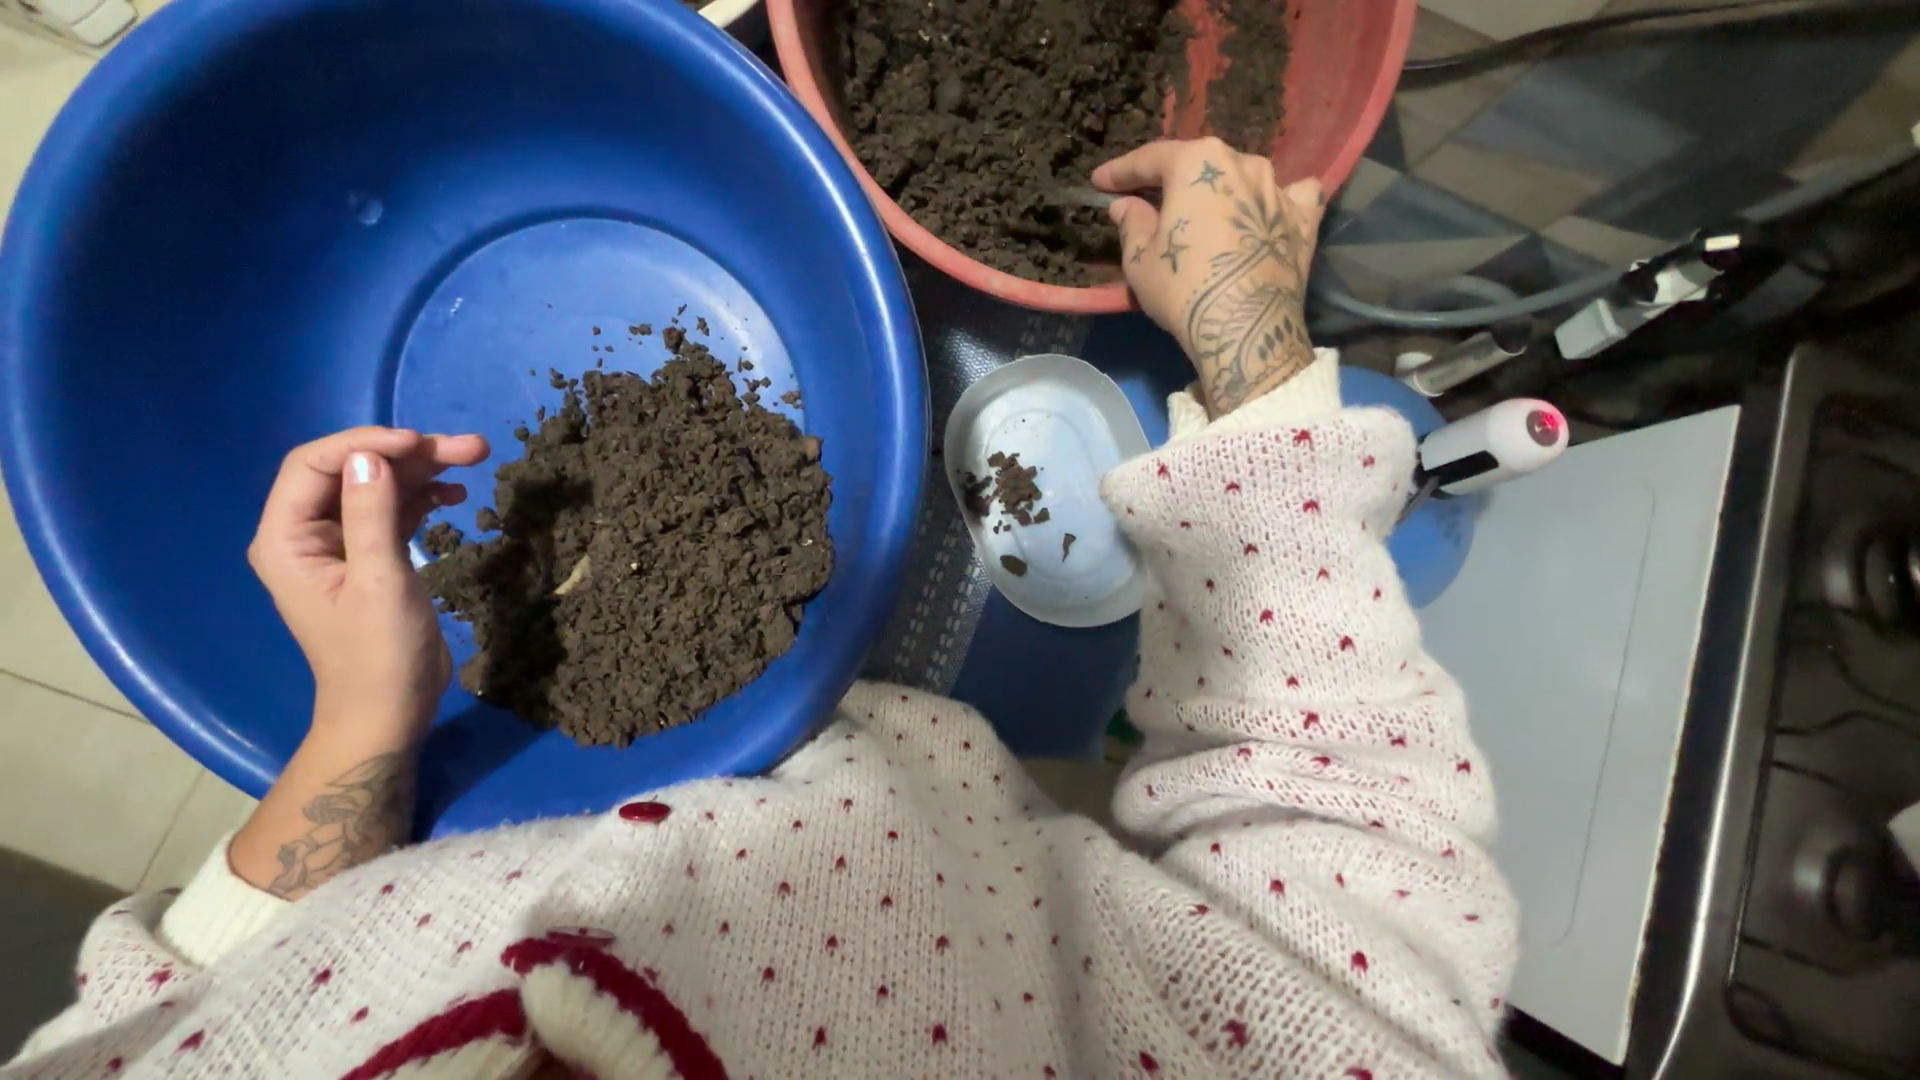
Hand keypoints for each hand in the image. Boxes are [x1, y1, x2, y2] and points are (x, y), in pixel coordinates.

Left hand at [247, 427, 489, 740]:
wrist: (391, 708)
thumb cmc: (378, 652)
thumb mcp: (380, 581)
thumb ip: (372, 516)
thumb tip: (373, 456)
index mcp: (288, 538)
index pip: (315, 466)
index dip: (366, 444)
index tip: (421, 442)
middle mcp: (309, 534)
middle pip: (354, 472)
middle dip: (409, 454)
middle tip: (471, 448)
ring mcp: (344, 546)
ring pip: (381, 488)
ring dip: (426, 471)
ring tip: (475, 458)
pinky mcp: (375, 558)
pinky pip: (396, 512)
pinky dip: (426, 498)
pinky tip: (457, 495)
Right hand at [1093, 138, 1326, 415]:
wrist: (1244, 328)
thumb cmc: (1183, 288)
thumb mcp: (1140, 259)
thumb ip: (1132, 222)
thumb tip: (1126, 204)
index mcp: (1197, 162)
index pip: (1151, 158)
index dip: (1121, 171)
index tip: (1100, 181)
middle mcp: (1242, 161)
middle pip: (1199, 163)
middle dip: (1171, 179)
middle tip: (1148, 198)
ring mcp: (1278, 188)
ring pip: (1242, 175)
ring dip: (1220, 188)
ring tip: (1203, 210)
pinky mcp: (1304, 218)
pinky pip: (1290, 196)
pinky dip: (1275, 200)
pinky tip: (1266, 211)